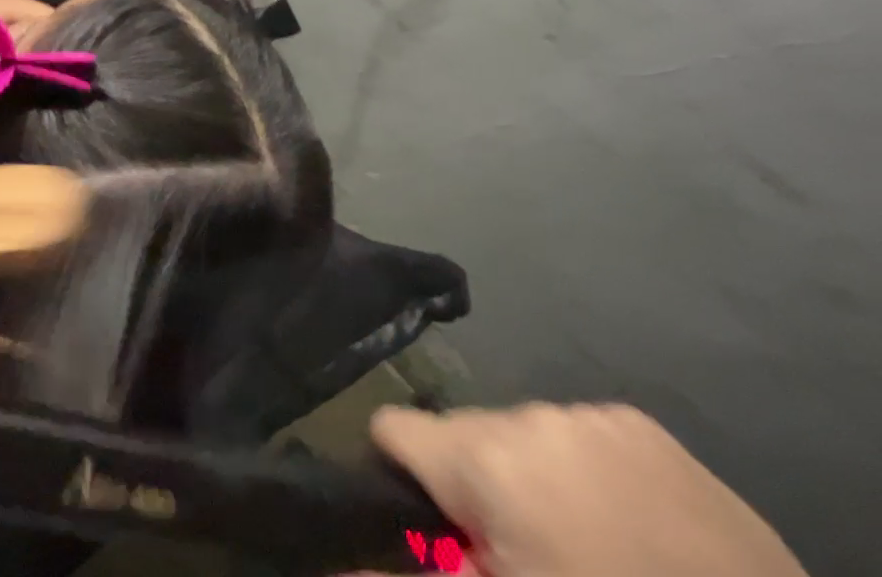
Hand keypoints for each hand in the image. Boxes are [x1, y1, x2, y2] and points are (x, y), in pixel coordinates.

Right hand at [368, 404, 806, 576]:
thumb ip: (414, 571)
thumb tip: (333, 568)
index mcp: (485, 457)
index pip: (390, 427)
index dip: (399, 477)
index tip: (432, 525)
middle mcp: (530, 417)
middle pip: (456, 432)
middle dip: (467, 480)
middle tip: (513, 548)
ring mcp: (594, 417)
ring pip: (513, 431)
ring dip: (521, 472)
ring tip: (571, 533)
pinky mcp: (646, 428)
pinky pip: (572, 433)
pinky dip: (573, 467)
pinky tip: (614, 517)